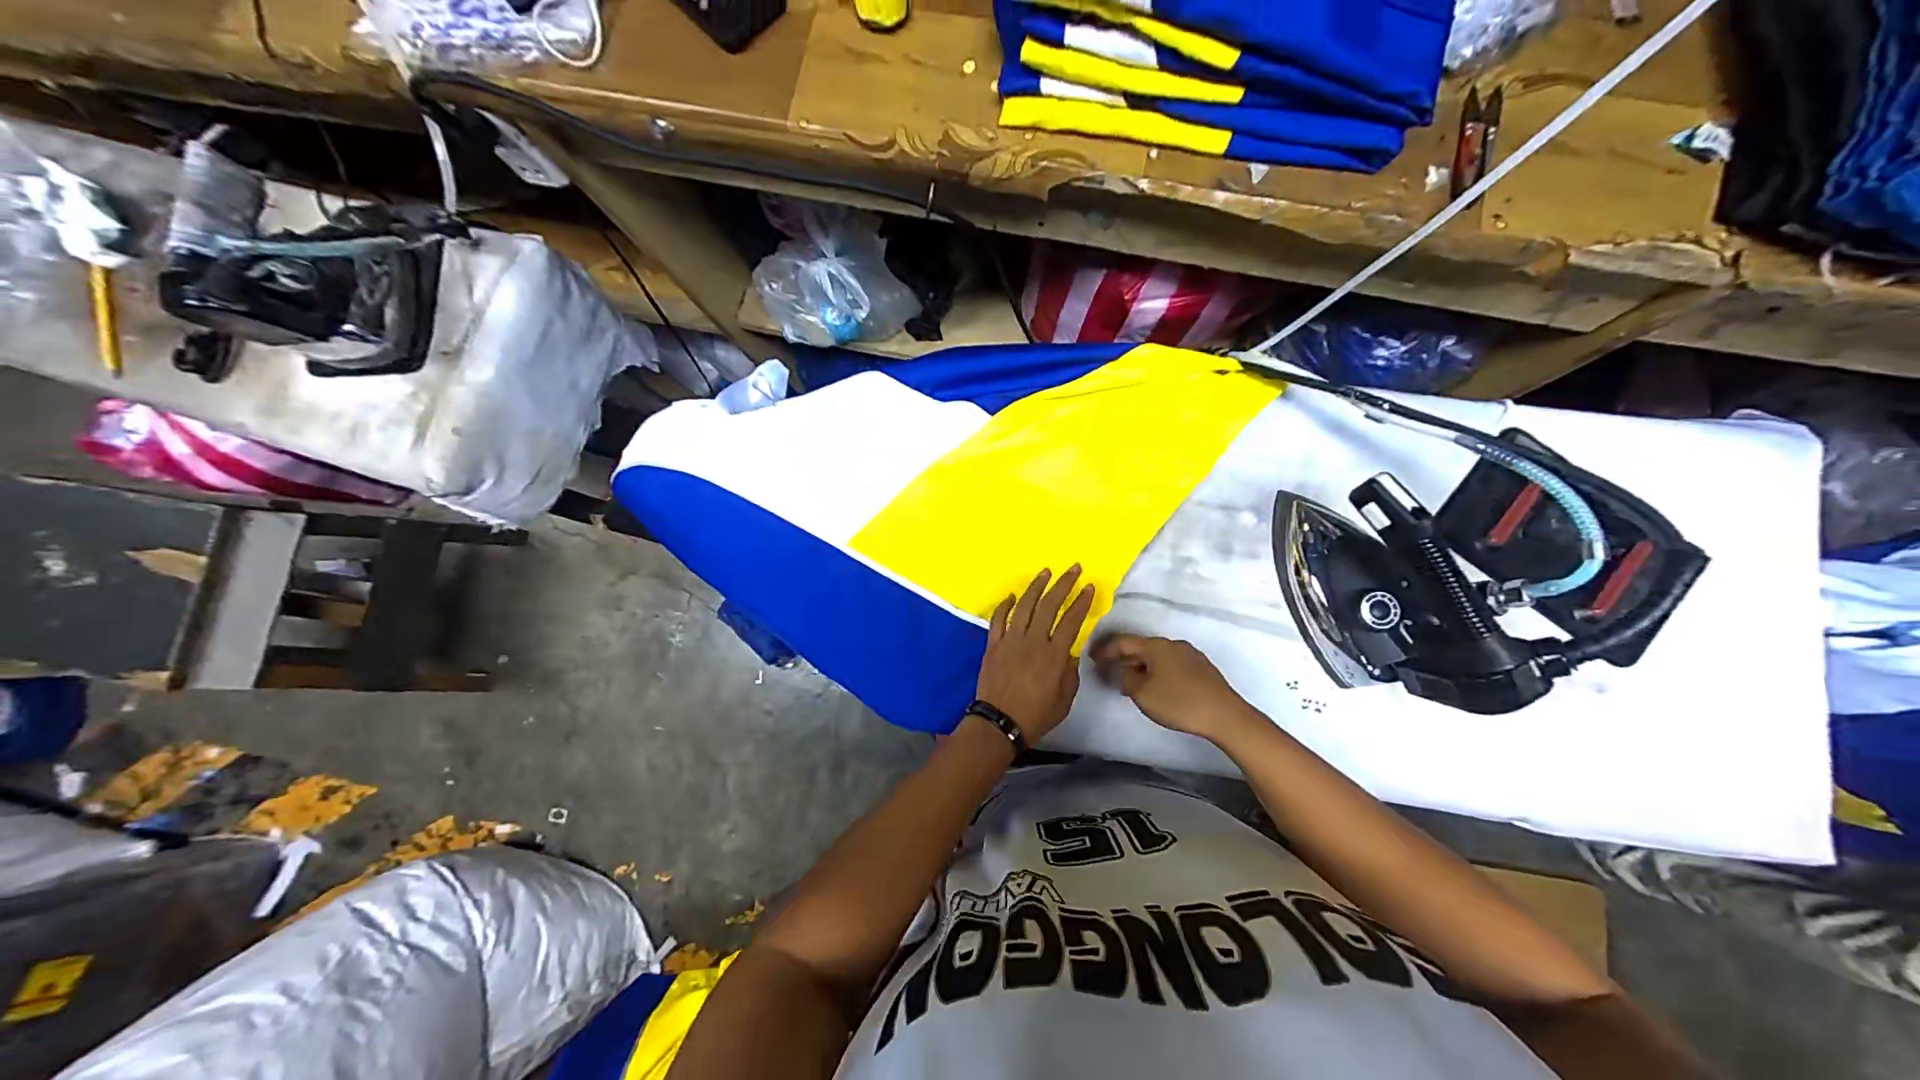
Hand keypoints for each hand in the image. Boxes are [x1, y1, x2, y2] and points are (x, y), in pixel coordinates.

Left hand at [974, 566, 1095, 742]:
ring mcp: (1010, 641)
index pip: (1071, 621)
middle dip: (1063, 584)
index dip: (1081, 602)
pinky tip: (1012, 596)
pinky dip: (1005, 605)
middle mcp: (1032, 642)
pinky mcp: (993, 645)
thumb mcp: (1064, 700)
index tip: (1089, 587)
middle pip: (1049, 605)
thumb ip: (1069, 674)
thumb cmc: (1035, 715)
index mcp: (1053, 655)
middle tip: (1073, 570)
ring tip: (1046, 573)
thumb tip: (1070, 655)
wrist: (999, 723)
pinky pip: (998, 619)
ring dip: (1036, 587)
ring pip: (1024, 606)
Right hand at [1091, 634, 1259, 742]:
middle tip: (1111, 673)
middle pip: (1142, 648)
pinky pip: (1172, 665)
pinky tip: (1158, 688)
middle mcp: (1173, 644)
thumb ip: (1126, 678)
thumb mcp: (1142, 693)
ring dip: (1143, 667)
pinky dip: (1159, 673)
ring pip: (1158, 657)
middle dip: (1125, 660)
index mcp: (1156, 646)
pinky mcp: (1202, 669)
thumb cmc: (1179, 703)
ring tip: (1133, 684)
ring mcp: (1191, 655)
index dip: (1105, 650)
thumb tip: (1125, 671)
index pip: (1123, 642)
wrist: (1225, 716)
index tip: (1093, 659)